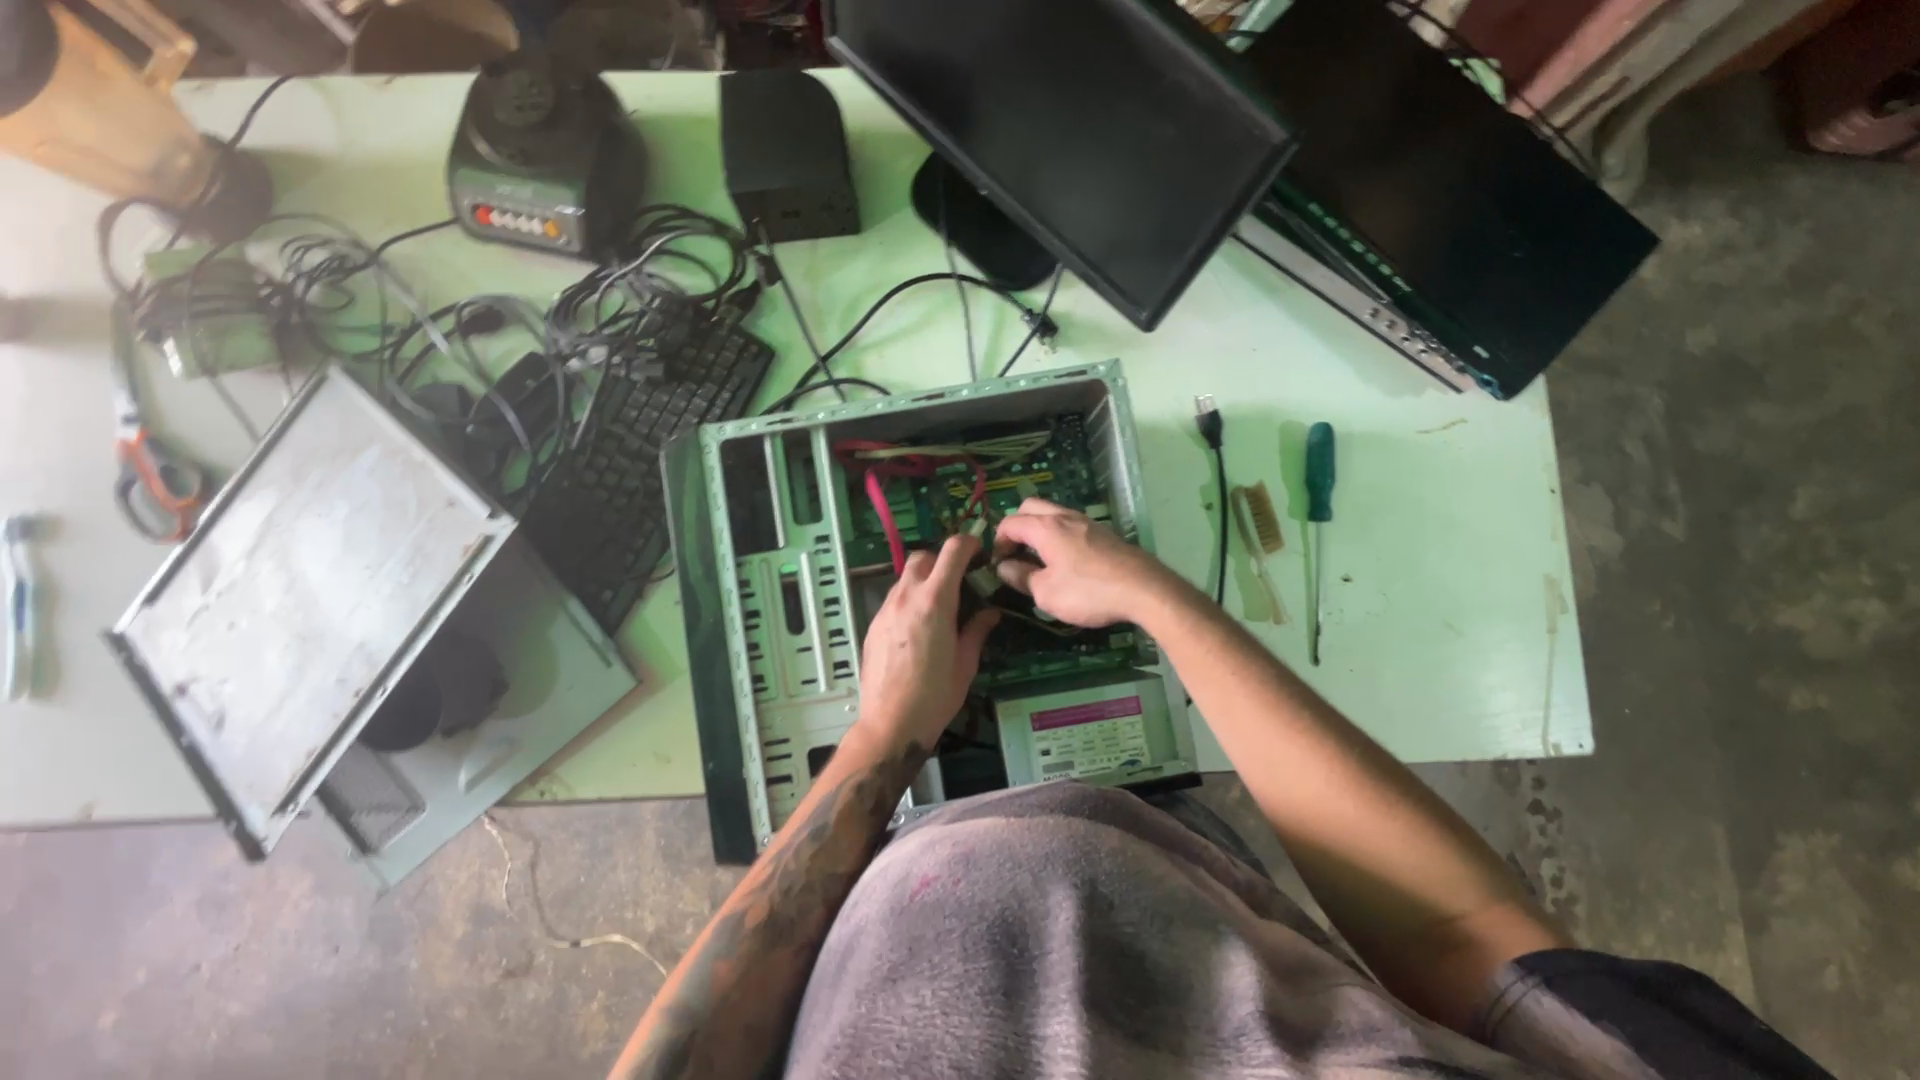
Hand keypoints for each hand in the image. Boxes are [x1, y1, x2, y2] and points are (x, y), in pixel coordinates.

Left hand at [856, 534, 1000, 751]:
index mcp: (935, 601)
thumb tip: (989, 613)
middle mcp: (906, 597)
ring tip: (941, 606)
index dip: (969, 544)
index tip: (979, 552)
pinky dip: (910, 600)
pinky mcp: (873, 625)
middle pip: (923, 557)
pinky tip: (920, 627)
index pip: (952, 551)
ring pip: (905, 578)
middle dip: (943, 560)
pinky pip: (894, 599)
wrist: (890, 723)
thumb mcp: (965, 663)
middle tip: (960, 580)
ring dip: (924, 580)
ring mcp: (885, 610)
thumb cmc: (935, 696)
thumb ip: (977, 631)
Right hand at [991, 498, 1181, 627]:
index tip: (998, 565)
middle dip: (1017, 527)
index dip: (997, 542)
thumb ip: (1022, 577)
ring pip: (1053, 514)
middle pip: (1030, 507)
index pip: (1009, 523)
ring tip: (1039, 560)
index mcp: (1045, 527)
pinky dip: (1059, 536)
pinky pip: (1071, 526)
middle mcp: (1065, 517)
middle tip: (1015, 554)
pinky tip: (1065, 562)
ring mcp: (1087, 522)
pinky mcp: (1104, 534)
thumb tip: (1004, 567)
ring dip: (1039, 530)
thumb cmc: (1088, 592)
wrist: (1144, 589)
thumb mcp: (1046, 593)